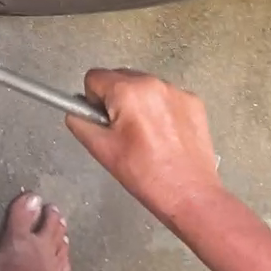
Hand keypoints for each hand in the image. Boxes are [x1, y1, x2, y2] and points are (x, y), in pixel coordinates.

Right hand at [67, 69, 220, 220]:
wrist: (189, 194)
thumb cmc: (144, 173)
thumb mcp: (99, 149)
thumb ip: (79, 122)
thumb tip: (75, 109)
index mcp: (128, 92)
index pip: (94, 77)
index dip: (92, 99)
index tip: (103, 121)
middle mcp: (153, 83)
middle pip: (119, 77)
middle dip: (115, 99)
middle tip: (122, 131)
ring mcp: (177, 91)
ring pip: (142, 86)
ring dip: (137, 102)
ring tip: (144, 134)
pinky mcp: (194, 102)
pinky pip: (165, 95)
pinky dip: (159, 108)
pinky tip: (163, 134)